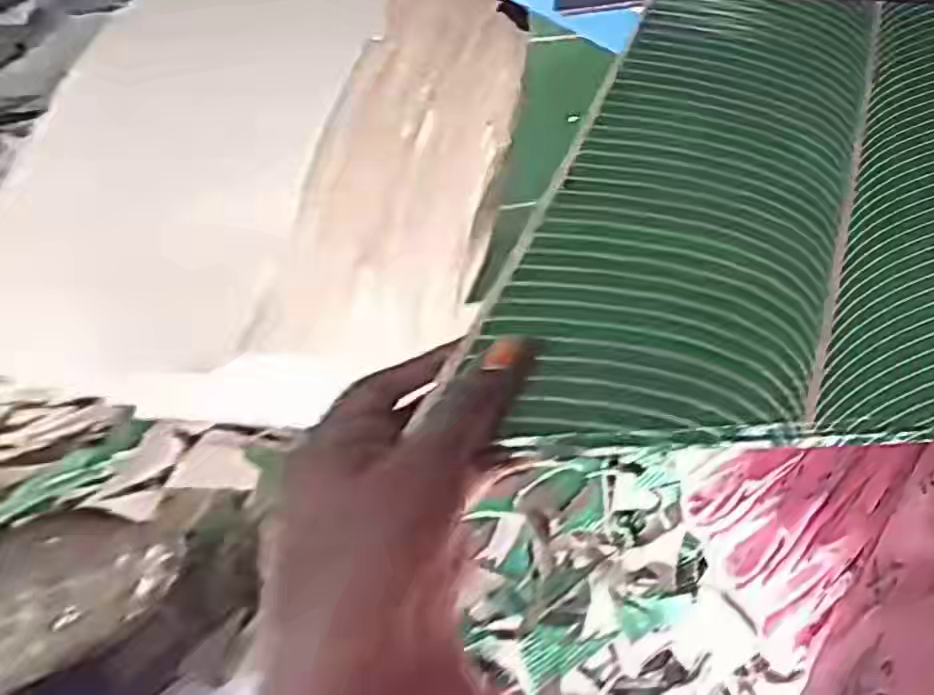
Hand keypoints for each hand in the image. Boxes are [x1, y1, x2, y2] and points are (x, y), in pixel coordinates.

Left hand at [261, 337, 533, 694]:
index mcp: (331, 448)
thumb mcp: (428, 460)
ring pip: (451, 447)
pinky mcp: (425, 528)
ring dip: (494, 427)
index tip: (491, 343)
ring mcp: (392, 502)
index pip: (383, 385)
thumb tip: (510, 350)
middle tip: (526, 371)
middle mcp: (356, 471)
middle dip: (476, 394)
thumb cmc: (376, 548)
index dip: (437, 361)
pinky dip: (497, 461)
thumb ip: (472, 402)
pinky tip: (532, 448)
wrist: (369, 651)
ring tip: (541, 405)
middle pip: (423, 414)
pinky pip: (466, 478)